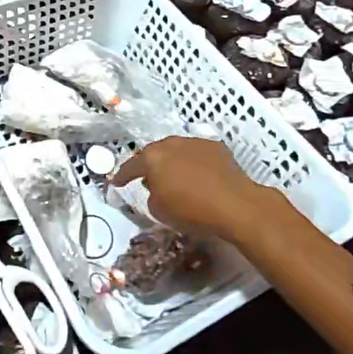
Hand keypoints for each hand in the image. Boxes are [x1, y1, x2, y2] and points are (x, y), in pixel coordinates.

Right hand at [112, 137, 276, 242]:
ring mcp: (195, 142)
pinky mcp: (215, 146)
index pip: (131, 166)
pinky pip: (196, 154)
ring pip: (176, 150)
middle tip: (148, 180)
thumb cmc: (192, 211)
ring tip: (174, 177)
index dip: (122, 176)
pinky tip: (198, 176)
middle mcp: (171, 143)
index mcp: (152, 158)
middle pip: (154, 153)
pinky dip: (193, 163)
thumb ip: (151, 195)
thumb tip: (155, 188)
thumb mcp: (159, 211)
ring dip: (172, 162)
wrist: (235, 204)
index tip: (117, 182)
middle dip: (150, 166)